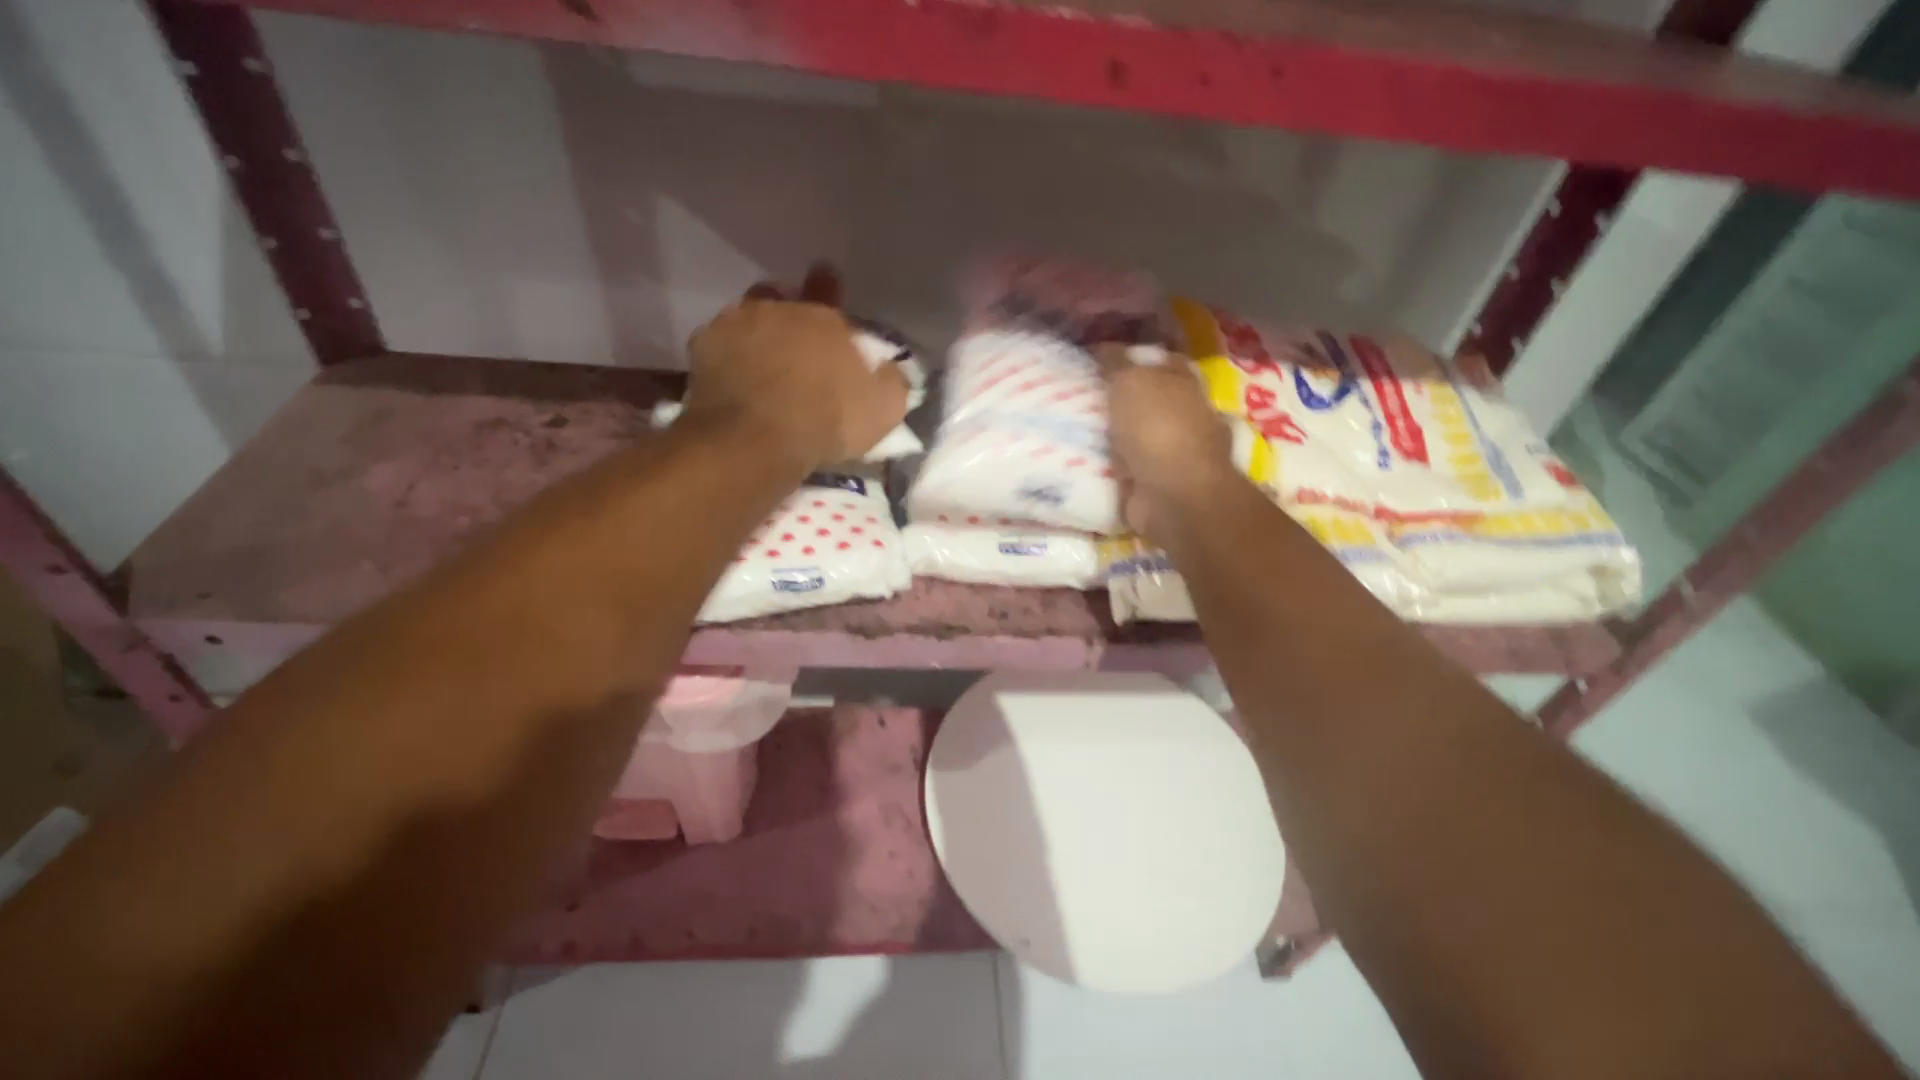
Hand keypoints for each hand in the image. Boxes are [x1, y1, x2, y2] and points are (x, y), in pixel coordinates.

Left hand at [684, 266, 909, 467]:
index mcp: (825, 316)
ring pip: (748, 315)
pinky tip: (731, 377)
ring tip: (760, 355)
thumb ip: (891, 380)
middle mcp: (779, 308)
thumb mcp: (884, 408)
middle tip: (793, 338)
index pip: (829, 289)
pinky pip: (718, 343)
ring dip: (756, 330)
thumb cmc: (826, 421)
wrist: (754, 441)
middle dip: (789, 312)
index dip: (830, 288)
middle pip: (783, 299)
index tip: (828, 286)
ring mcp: (735, 323)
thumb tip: (890, 369)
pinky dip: (726, 356)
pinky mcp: (703, 346)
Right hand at [1096, 343, 1238, 543]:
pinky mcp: (1155, 486)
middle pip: (1148, 401)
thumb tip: (1104, 348)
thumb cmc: (1156, 427)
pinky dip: (1109, 468)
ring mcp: (1172, 455)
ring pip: (1136, 437)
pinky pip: (1125, 471)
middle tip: (1080, 395)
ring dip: (1113, 436)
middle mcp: (1183, 417)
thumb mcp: (1131, 381)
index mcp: (1184, 384)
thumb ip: (1117, 363)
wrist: (1172, 495)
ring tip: (1073, 428)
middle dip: (1121, 400)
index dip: (1134, 358)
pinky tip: (1082, 461)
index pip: (1160, 361)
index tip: (1099, 359)